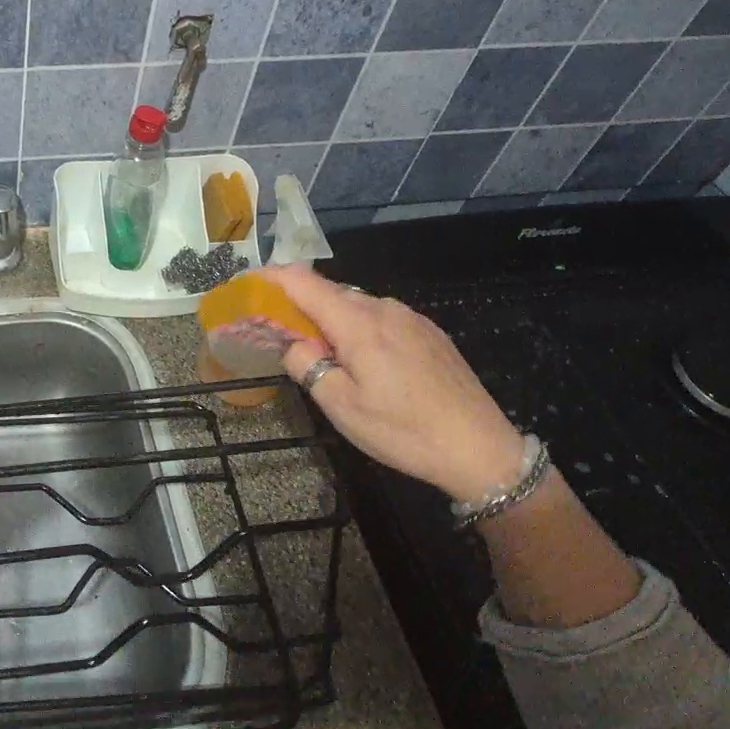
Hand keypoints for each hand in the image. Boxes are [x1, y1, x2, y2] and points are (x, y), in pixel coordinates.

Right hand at [258, 265, 524, 503]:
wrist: (482, 451)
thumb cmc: (403, 430)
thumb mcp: (340, 406)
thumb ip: (306, 365)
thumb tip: (294, 344)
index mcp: (357, 322)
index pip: (302, 280)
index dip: (270, 277)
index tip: (247, 286)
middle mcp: (383, 308)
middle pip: (328, 291)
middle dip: (298, 304)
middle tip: (278, 331)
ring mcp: (411, 318)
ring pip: (356, 306)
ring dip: (330, 320)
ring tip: (322, 354)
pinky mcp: (430, 333)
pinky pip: (381, 318)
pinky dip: (358, 328)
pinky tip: (364, 362)